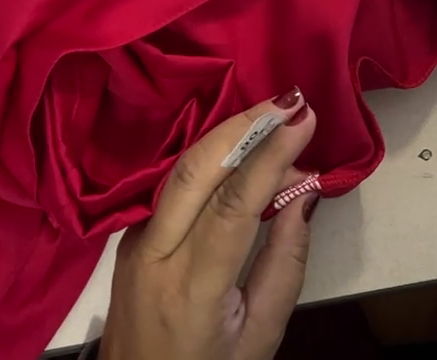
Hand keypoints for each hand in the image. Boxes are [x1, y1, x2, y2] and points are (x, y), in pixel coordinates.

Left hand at [103, 91, 320, 359]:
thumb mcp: (259, 338)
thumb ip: (285, 263)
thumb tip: (303, 191)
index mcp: (189, 290)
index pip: (231, 205)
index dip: (270, 156)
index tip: (304, 119)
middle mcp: (154, 255)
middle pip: (195, 169)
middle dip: (246, 125)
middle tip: (292, 100)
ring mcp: (136, 240)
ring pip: (182, 167)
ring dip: (232, 133)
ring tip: (277, 113)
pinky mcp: (133, 232)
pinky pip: (176, 180)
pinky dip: (216, 154)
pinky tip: (247, 143)